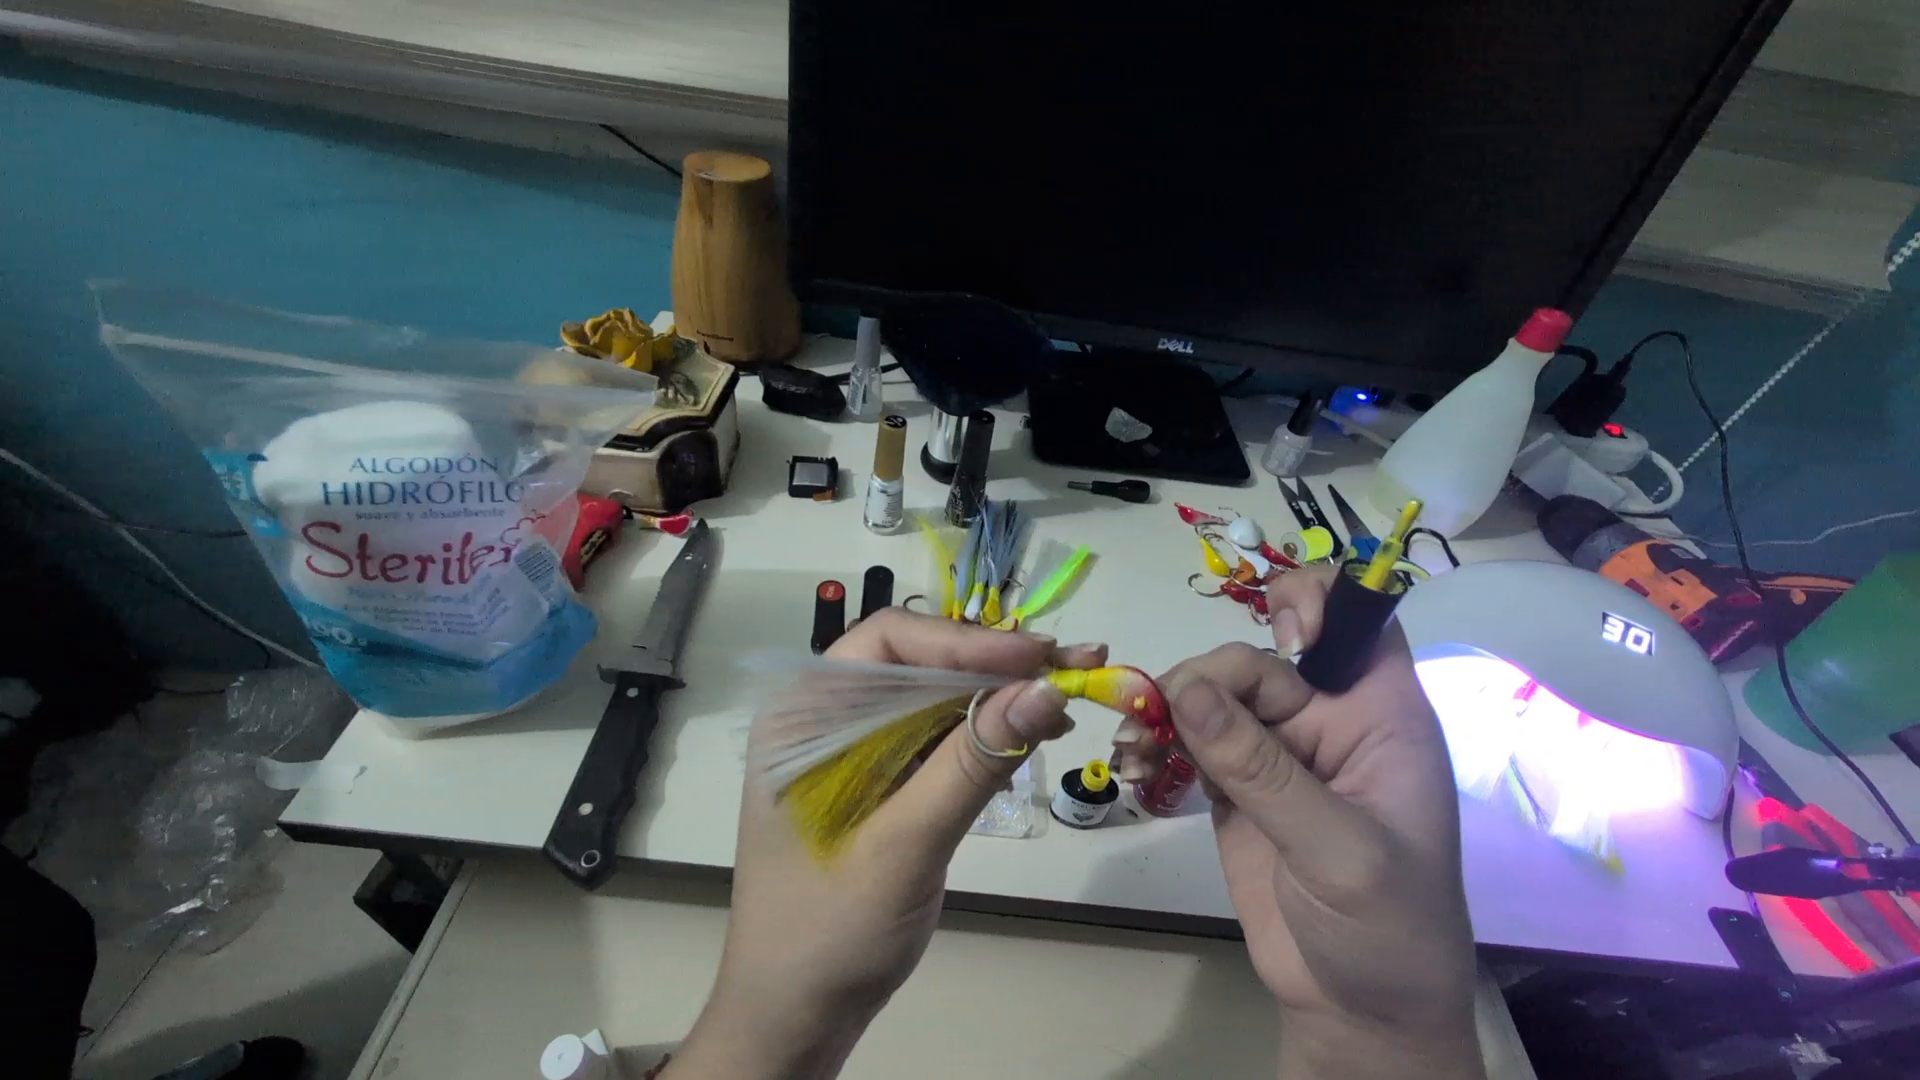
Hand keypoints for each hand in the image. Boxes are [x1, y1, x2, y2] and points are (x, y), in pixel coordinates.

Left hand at [667, 609, 1102, 1078]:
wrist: (795, 1017)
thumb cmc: (827, 934)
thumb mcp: (903, 847)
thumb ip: (971, 765)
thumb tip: (1045, 690)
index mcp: (804, 713)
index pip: (888, 643)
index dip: (964, 641)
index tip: (1034, 657)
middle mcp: (829, 714)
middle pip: (919, 663)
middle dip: (995, 664)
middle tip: (1074, 664)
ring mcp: (858, 746)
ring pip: (937, 696)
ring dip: (1001, 696)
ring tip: (1067, 697)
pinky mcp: (886, 776)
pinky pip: (941, 735)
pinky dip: (989, 733)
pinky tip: (1036, 732)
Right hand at [1117, 566, 1481, 1079]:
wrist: (1356, 1012)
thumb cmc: (1385, 930)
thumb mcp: (1338, 852)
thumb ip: (1263, 771)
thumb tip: (1186, 691)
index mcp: (1378, 720)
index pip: (1356, 625)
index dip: (1318, 606)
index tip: (1276, 633)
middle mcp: (1323, 723)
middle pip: (1256, 662)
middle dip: (1205, 680)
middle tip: (1161, 720)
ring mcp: (1273, 753)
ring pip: (1210, 697)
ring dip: (1165, 711)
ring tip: (1134, 749)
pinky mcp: (1232, 783)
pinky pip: (1187, 741)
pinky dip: (1155, 745)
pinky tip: (1134, 767)